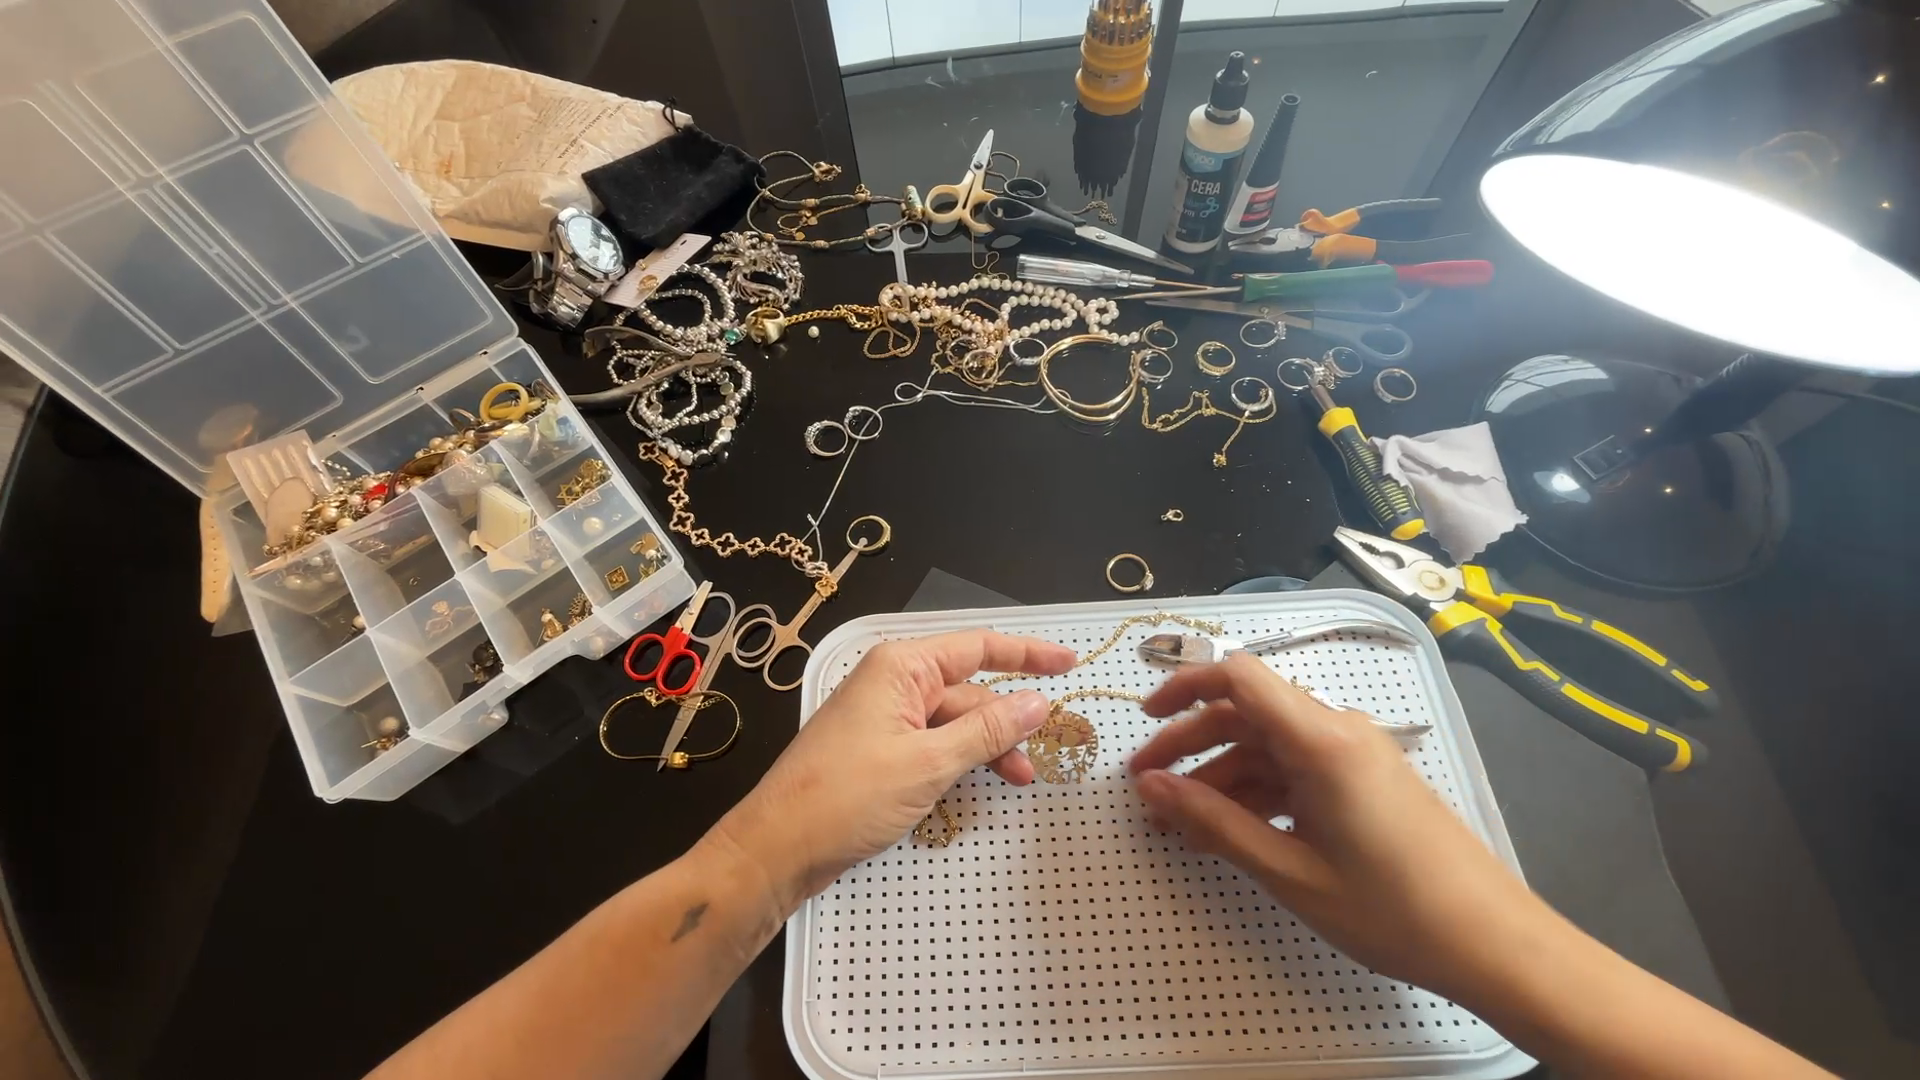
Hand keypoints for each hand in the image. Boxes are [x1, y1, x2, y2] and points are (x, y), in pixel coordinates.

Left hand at [713, 630, 1074, 910]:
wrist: (779, 848)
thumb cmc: (848, 796)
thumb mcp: (928, 763)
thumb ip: (987, 731)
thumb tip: (1038, 702)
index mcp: (902, 667)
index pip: (978, 647)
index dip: (1028, 653)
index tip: (1070, 661)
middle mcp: (896, 683)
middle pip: (969, 689)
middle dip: (1008, 719)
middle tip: (1048, 749)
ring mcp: (887, 718)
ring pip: (955, 721)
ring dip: (988, 746)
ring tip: (1020, 779)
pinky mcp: (883, 750)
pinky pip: (936, 744)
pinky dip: (962, 760)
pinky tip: (982, 782)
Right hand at [1128, 654, 1553, 997]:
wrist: (1497, 946)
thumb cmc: (1393, 910)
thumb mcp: (1289, 871)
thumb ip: (1212, 822)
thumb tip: (1150, 789)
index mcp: (1320, 739)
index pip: (1238, 676)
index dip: (1184, 685)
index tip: (1145, 719)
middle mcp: (1335, 731)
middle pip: (1243, 715)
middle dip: (1188, 745)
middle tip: (1145, 787)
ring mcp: (1351, 754)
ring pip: (1264, 747)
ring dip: (1217, 777)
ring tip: (1178, 823)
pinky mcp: (1360, 779)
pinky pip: (1291, 771)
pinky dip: (1253, 792)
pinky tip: (1227, 830)